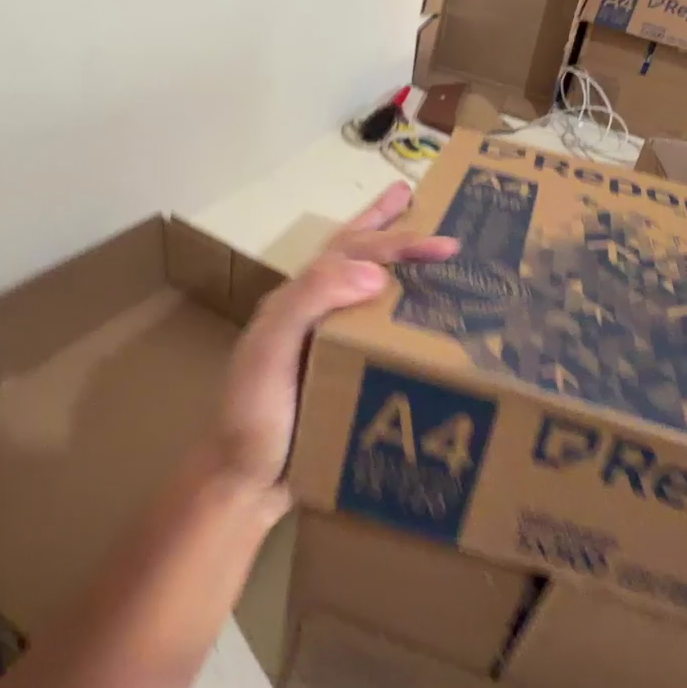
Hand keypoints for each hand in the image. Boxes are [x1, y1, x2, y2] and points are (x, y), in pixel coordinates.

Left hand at [216, 181, 458, 492]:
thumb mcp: (270, 352)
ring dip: (396, 264)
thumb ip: (310, 303)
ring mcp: (327, 343)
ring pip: (368, 291)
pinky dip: (402, 317)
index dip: (393, 239)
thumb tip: (375, 273)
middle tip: (427, 206)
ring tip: (427, 249)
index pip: (348, 253)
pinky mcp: (341, 374)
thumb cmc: (254, 415)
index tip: (441, 241)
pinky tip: (423, 324)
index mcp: (297, 300)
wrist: (244, 481)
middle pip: (354, 258)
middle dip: (390, 230)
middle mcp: (313, 313)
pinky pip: (378, 333)